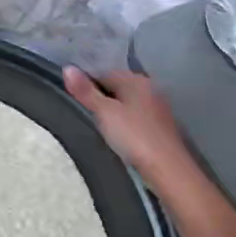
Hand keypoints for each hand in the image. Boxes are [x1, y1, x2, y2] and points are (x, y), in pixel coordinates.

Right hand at [64, 68, 204, 195]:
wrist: (168, 168)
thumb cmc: (134, 136)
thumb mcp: (104, 113)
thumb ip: (85, 92)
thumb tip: (67, 68)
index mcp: (135, 80)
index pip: (105, 73)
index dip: (88, 84)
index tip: (74, 99)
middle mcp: (150, 87)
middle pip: (119, 86)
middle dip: (102, 96)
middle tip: (84, 113)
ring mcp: (159, 107)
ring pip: (129, 102)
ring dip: (116, 110)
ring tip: (99, 126)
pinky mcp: (163, 126)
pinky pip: (138, 117)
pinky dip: (128, 122)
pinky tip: (120, 136)